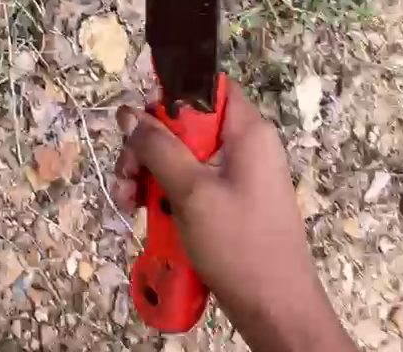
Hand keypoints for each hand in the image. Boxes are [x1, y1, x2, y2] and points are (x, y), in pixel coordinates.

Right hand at [111, 90, 356, 351]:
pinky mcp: (226, 201)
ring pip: (178, 155)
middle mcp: (243, 146)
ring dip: (147, 173)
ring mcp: (235, 175)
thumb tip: (126, 114)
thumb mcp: (190, 191)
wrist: (277, 316)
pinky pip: (187, 181)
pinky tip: (141, 212)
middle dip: (147, 146)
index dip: (170, 94)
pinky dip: (162, 194)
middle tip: (126, 174)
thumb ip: (156, 146)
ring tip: (126, 200)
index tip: (141, 119)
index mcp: (247, 132)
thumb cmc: (239, 246)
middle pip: (182, 124)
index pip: (206, 86)